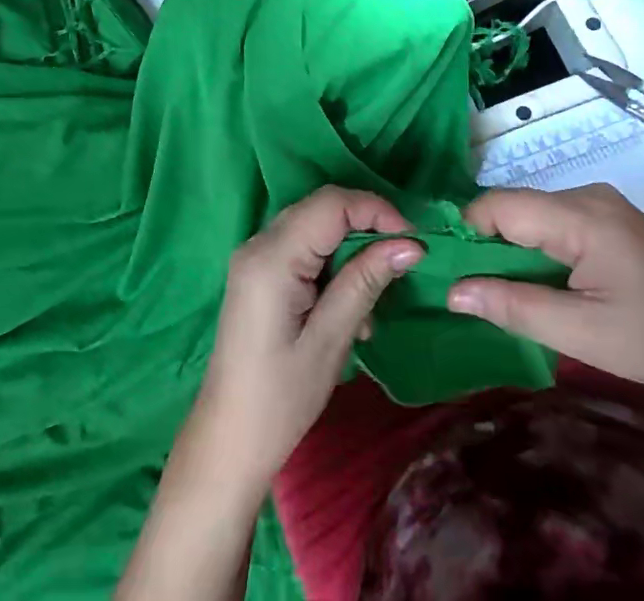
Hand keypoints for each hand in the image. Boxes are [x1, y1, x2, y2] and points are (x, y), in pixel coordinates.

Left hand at [186, 186, 424, 493]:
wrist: (229, 438)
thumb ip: (365, 282)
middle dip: (368, 226)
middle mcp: (258, 245)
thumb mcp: (330, 339)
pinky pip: (303, 249)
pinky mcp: (259, 275)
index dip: (376, 210)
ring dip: (352, 250)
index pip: (331, 204)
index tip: (414, 242)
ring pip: (315, 227)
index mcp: (271, 258)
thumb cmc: (281, 397)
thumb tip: (410, 244)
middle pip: (322, 209)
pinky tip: (350, 310)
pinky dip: (334, 266)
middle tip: (403, 262)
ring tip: (375, 300)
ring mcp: (254, 258)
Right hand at [445, 184, 643, 408]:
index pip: (497, 206)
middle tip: (465, 290)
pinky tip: (533, 284)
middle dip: (483, 245)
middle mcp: (586, 196)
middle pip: (511, 207)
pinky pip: (550, 224)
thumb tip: (450, 291)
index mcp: (580, 216)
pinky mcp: (606, 220)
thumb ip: (512, 306)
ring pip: (528, 216)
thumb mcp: (581, 333)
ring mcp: (599, 205)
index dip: (463, 234)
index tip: (442, 272)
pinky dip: (532, 251)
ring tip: (494, 291)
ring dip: (507, 250)